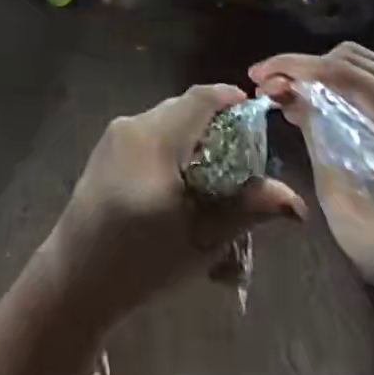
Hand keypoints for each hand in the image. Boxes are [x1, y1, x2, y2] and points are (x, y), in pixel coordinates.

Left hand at [50, 84, 305, 318]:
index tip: (254, 112)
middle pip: (182, 108)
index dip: (230, 98)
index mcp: (156, 139)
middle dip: (214, 125)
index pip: (200, 98)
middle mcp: (132, 125)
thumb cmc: (143, 260)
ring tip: (211, 178)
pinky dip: (168, 147)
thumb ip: (246, 208)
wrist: (77, 276)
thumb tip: (295, 201)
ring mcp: (113, 135)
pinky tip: (179, 185)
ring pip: (164, 120)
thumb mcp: (203, 239)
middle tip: (241, 158)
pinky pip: (146, 134)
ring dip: (190, 137)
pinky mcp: (104, 149)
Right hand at [249, 45, 373, 309]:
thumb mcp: (347, 211)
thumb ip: (320, 145)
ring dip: (322, 71)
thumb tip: (288, 97)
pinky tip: (316, 101)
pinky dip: (343, 85)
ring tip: (286, 90)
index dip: (297, 67)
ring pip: (370, 66)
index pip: (351, 77)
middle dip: (305, 65)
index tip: (257, 74)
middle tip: (267, 84)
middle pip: (358, 62)